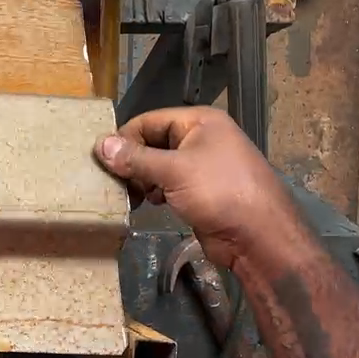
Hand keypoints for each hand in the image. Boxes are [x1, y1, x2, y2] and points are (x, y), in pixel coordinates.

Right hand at [93, 106, 308, 269]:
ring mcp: (201, 165)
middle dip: (132, 161)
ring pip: (158, 165)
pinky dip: (154, 191)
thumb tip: (100, 145)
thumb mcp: (174, 171)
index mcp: (199, 122)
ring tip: (130, 195)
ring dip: (141, 179)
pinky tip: (147, 203)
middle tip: (113, 182)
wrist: (258, 236)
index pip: (149, 121)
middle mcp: (200, 138)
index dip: (125, 138)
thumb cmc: (219, 193)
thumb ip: (136, 158)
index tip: (101, 160)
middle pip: (152, 142)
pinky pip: (167, 184)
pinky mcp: (199, 190)